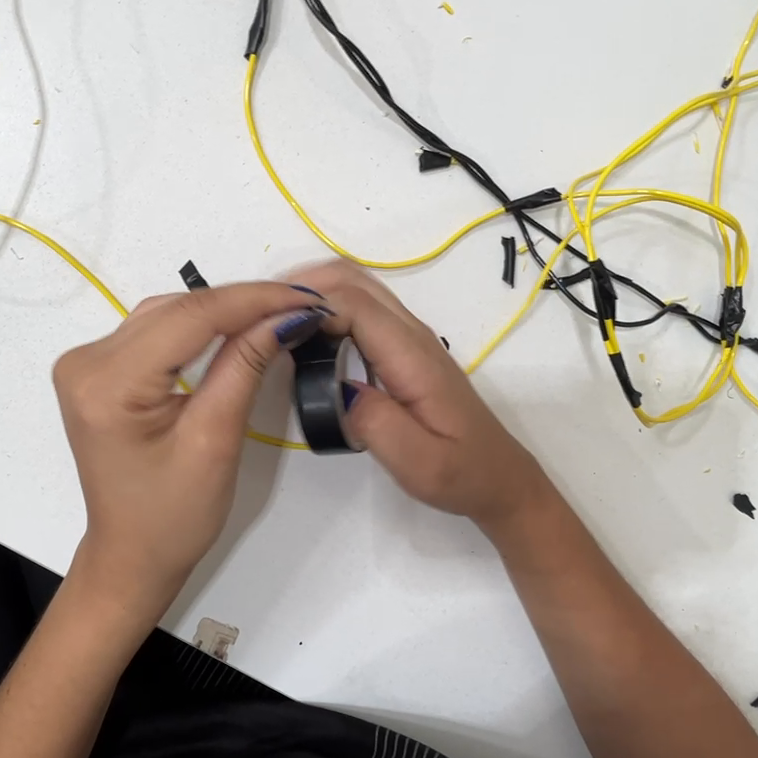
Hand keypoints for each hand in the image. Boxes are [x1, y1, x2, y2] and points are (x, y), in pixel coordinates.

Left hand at [52, 282, 328, 614]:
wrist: (132, 554)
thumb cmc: (175, 515)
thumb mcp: (217, 439)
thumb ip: (245, 366)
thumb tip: (285, 315)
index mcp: (108, 384)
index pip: (191, 317)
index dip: (253, 300)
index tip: (307, 298)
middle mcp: (86, 361)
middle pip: (177, 309)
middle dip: (243, 303)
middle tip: (302, 304)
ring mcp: (87, 361)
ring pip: (168, 312)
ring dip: (223, 310)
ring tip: (278, 312)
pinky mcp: (98, 367)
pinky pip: (157, 328)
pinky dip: (200, 325)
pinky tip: (236, 325)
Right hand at [286, 261, 552, 527]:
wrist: (500, 478)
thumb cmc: (461, 473)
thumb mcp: (418, 463)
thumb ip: (374, 423)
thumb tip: (334, 387)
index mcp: (411, 356)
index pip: (352, 304)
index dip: (307, 304)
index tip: (266, 326)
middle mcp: (411, 334)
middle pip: (353, 279)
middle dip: (303, 284)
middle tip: (258, 315)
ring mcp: (410, 337)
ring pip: (357, 286)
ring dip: (314, 290)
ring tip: (272, 320)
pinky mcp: (404, 347)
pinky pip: (361, 307)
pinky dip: (327, 305)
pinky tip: (304, 334)